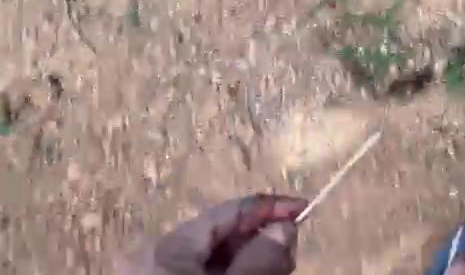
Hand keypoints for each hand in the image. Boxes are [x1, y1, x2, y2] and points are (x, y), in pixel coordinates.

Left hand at [118, 195, 305, 274]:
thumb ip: (261, 255)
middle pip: (223, 231)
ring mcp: (147, 272)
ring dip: (247, 255)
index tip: (306, 211)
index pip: (234, 208)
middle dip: (261, 236)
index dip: (275, 206)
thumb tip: (286, 225)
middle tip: (288, 254)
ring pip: (211, 253)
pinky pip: (196, 269)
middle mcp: (153, 253)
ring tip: (271, 269)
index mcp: (169, 245)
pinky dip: (226, 269)